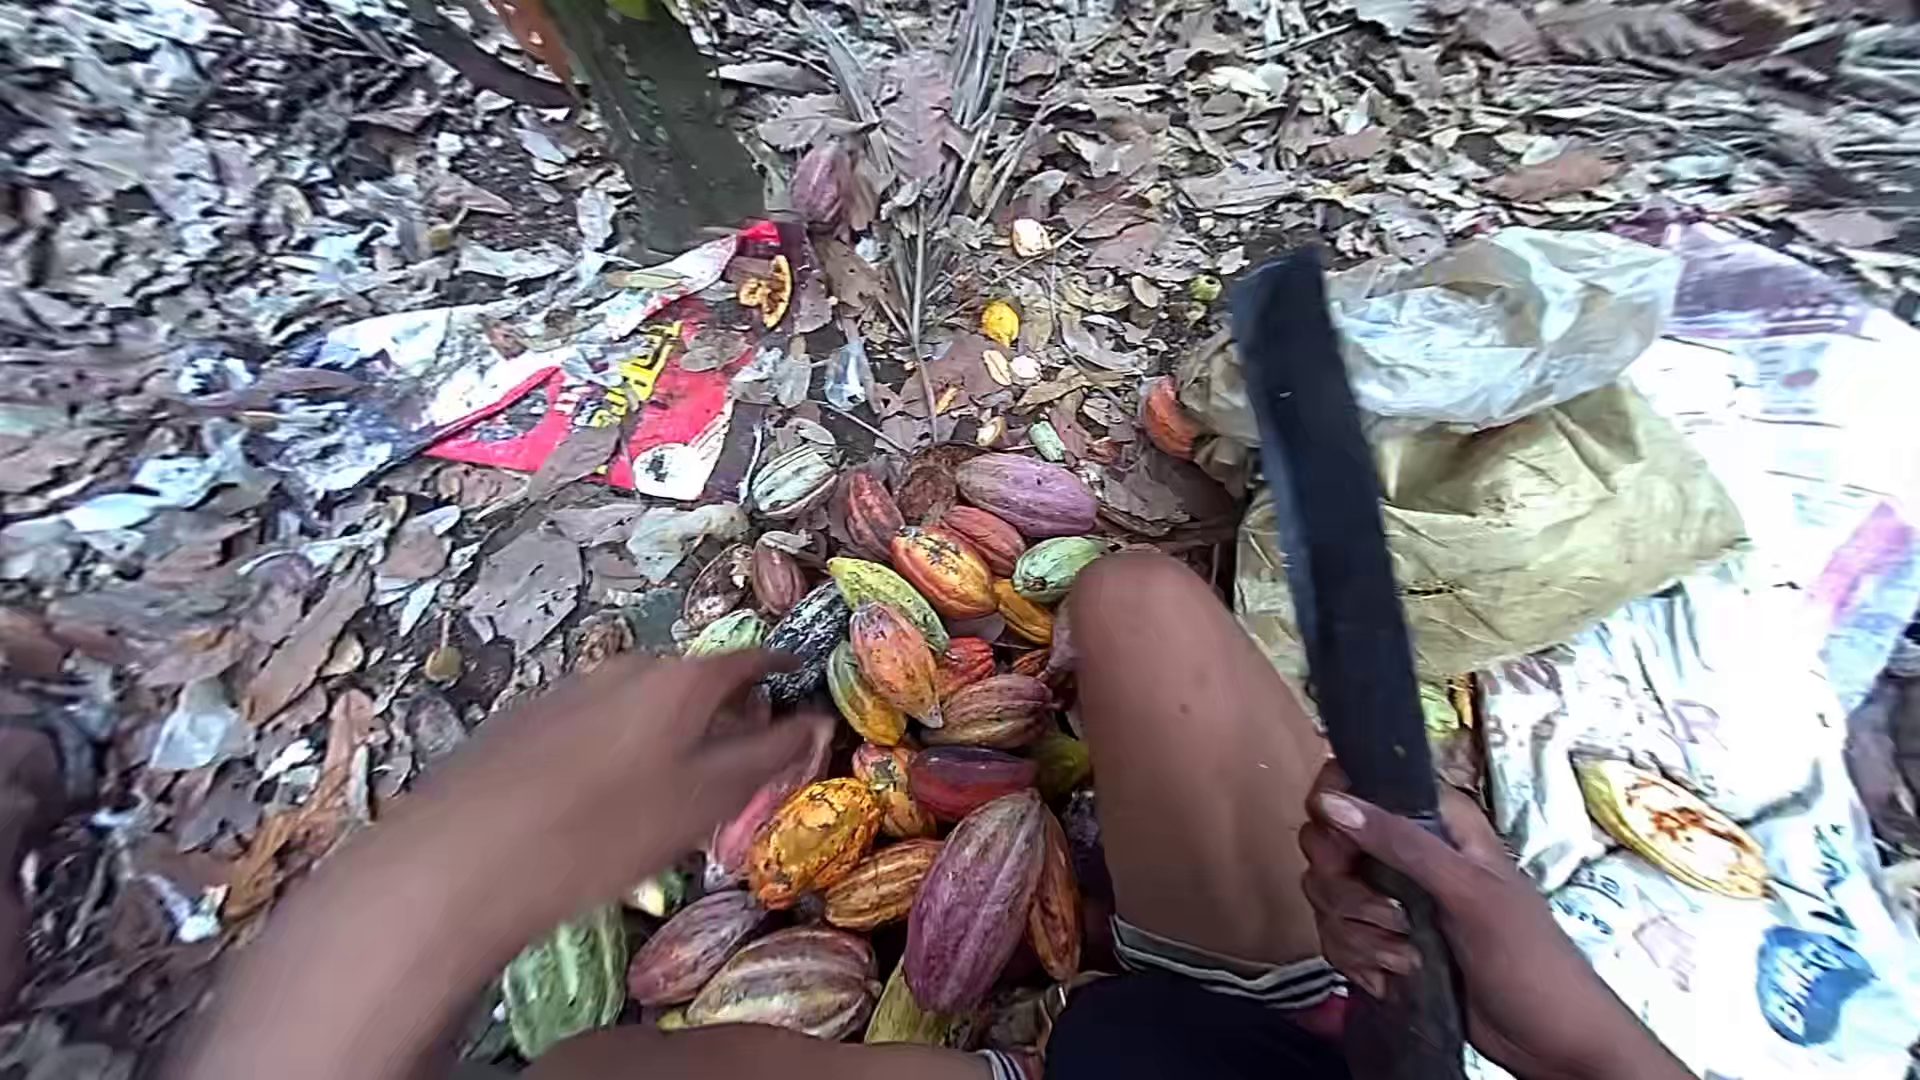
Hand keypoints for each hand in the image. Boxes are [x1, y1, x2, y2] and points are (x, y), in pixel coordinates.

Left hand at [172, 651, 830, 1079]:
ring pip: (646, 695)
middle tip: (737, 745)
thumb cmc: (605, 829)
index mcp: (683, 679)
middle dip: (726, 703)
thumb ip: (771, 753)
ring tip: (671, 773)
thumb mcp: (707, 799)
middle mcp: (632, 667)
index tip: (796, 673)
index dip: (780, 665)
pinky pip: (599, 713)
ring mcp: (575, 686)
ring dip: (674, 720)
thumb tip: (815, 720)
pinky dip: (624, 734)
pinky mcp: (528, 715)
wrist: (450, 866)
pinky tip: (601, 787)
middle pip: (698, 676)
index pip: (751, 658)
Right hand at [1299, 764, 1689, 1079]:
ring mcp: (1380, 889)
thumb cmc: (1531, 961)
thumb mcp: (1471, 892)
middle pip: (1322, 837)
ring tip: (1406, 956)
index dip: (1332, 804)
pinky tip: (1393, 974)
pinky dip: (1356, 955)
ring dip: (1357, 929)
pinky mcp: (1371, 930)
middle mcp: (1396, 844)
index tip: (1341, 843)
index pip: (1348, 780)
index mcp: (1425, 817)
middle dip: (1342, 884)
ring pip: (1321, 887)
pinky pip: (1330, 929)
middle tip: (1385, 912)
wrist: (1554, 1051)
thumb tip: (1326, 803)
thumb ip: (1399, 841)